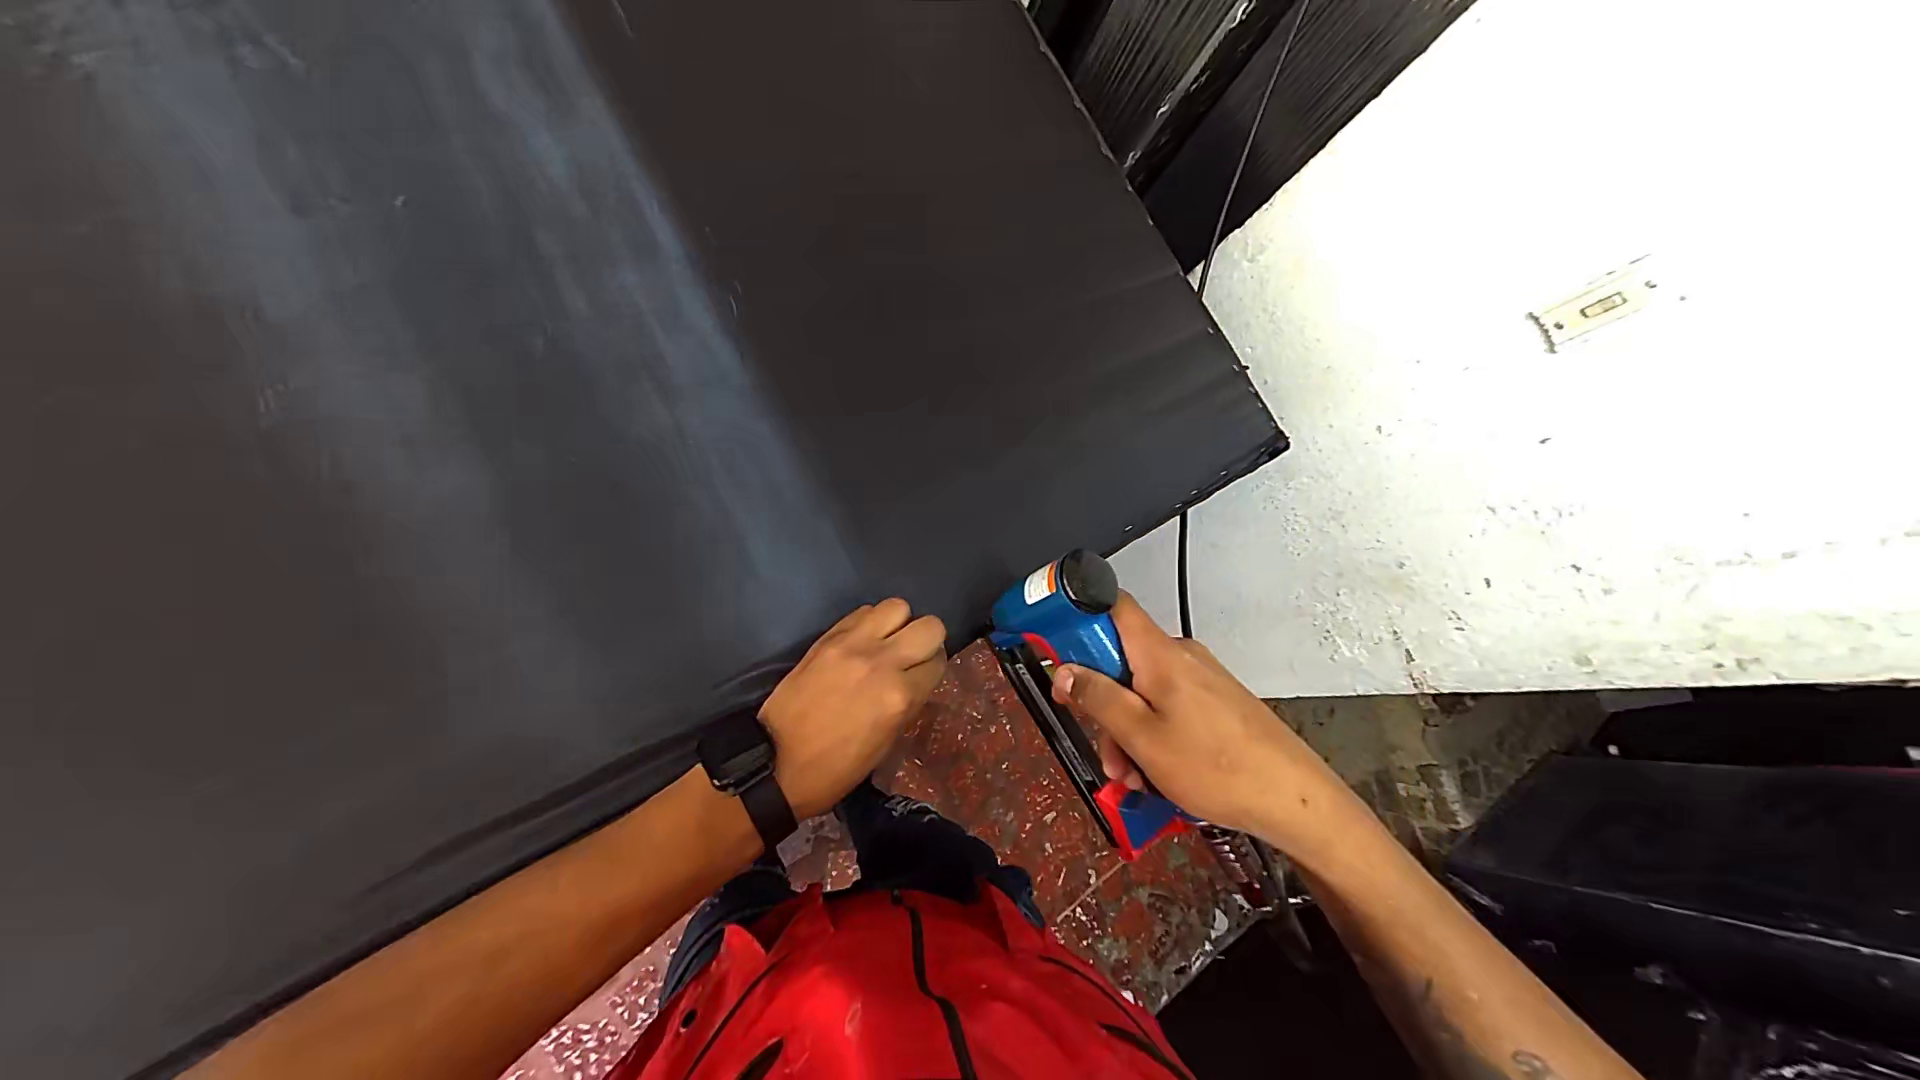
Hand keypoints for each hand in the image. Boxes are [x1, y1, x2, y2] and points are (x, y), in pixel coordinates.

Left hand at [759, 598, 946, 818]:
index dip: (933, 670)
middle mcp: (882, 663)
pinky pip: (863, 612)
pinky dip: (870, 623)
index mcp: (900, 696)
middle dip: (927, 641)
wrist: (776, 763)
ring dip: (899, 624)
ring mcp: (852, 645)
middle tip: (911, 657)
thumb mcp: (886, 742)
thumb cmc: (837, 768)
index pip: (938, 662)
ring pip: (897, 607)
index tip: (923, 676)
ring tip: (886, 643)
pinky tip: (861, 642)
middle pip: (930, 626)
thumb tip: (915, 680)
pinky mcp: (828, 638)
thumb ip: (908, 703)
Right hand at [1049, 592, 1363, 856]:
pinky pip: (1167, 705)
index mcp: (1160, 653)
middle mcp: (1180, 656)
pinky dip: (1152, 733)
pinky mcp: (1214, 700)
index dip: (1077, 615)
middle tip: (1104, 749)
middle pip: (1121, 659)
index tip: (1052, 642)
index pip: (1112, 605)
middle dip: (1102, 702)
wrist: (1294, 798)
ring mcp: (1200, 678)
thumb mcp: (1141, 737)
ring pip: (1142, 690)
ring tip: (1134, 777)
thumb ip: (1097, 698)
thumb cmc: (1217, 767)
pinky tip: (1157, 773)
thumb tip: (1064, 670)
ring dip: (1127, 729)